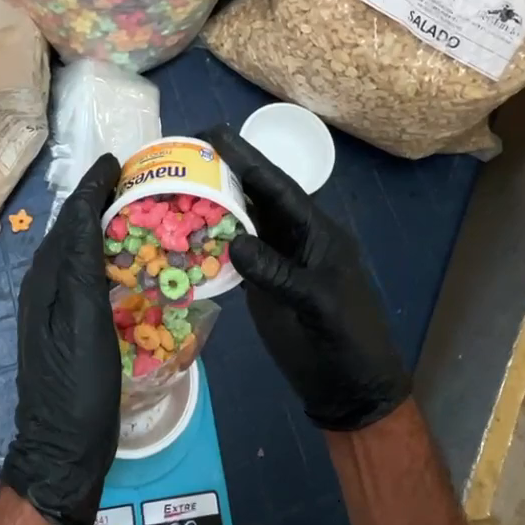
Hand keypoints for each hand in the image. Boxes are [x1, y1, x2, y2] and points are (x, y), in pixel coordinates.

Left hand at [0, 154, 121, 524]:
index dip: (93, 185)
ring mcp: (52, 303)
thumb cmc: (78, 385)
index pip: (71, 215)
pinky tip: (128, 258)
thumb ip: (81, 264)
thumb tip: (84, 208)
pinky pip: (86, 271)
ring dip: (103, 223)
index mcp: (47, 276)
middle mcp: (45, 282)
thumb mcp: (83, 321)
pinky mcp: (66, 322)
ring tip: (136, 208)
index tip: (118, 161)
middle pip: (73, 227)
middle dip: (99, 198)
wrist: (61, 447)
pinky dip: (105, 252)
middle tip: (136, 180)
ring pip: (79, 248)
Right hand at [205, 127, 410, 431]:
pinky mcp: (259, 281)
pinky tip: (180, 230)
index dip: (246, 158)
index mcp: (315, 230)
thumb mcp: (320, 304)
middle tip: (181, 151)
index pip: (276, 186)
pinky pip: (230, 251)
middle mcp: (291, 235)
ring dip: (211, 202)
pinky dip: (208, 239)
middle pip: (254, 195)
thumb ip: (280, 273)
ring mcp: (274, 258)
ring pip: (240, 219)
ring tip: (173, 181)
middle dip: (222, 171)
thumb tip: (235, 241)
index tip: (213, 134)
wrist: (350, 390)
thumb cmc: (347, 341)